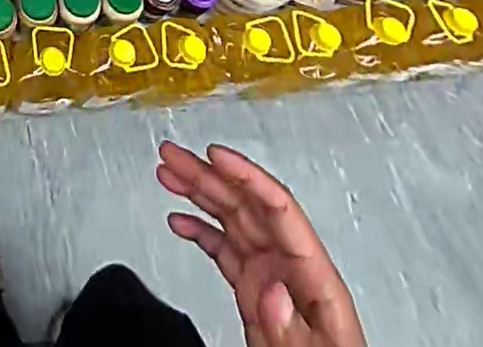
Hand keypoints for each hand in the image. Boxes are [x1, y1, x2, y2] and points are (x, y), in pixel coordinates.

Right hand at [157, 142, 365, 346]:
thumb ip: (291, 328)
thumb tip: (273, 289)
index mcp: (314, 277)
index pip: (278, 207)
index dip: (245, 175)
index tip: (215, 155)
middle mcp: (290, 268)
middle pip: (245, 204)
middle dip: (206, 174)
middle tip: (173, 155)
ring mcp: (271, 277)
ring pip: (229, 219)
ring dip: (197, 192)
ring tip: (168, 173)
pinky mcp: (253, 292)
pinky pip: (223, 249)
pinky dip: (199, 230)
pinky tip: (179, 220)